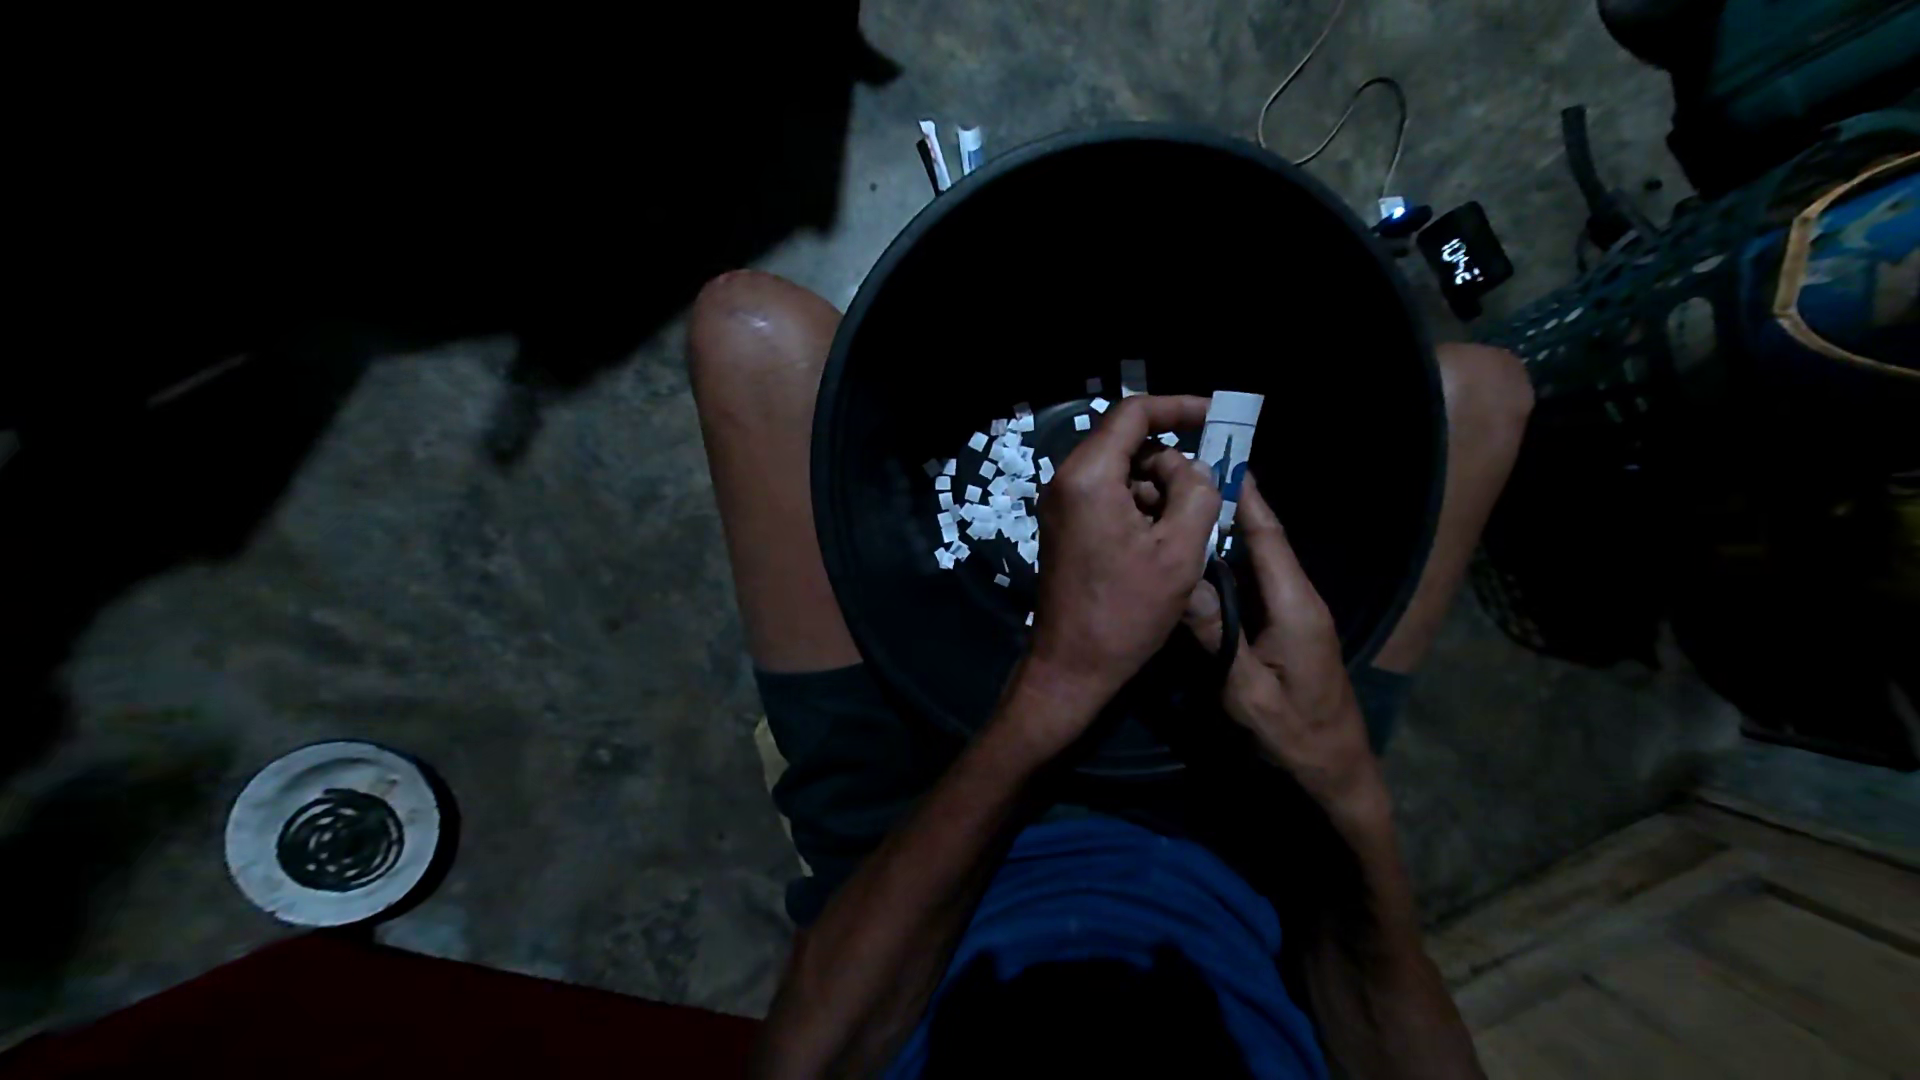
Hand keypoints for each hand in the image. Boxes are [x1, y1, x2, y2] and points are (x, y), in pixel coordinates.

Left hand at [1022, 394, 1220, 737]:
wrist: (1073, 663)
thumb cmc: (1127, 611)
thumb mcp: (1179, 550)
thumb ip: (1196, 493)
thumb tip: (1193, 467)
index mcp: (1089, 476)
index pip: (1133, 414)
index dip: (1179, 407)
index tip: (1215, 417)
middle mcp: (1066, 481)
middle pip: (1126, 443)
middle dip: (1171, 461)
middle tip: (1207, 490)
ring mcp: (1060, 504)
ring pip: (1120, 472)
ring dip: (1158, 489)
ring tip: (1185, 529)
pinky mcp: (1063, 526)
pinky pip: (1106, 496)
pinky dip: (1138, 506)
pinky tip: (1160, 541)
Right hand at [1184, 474, 1387, 829]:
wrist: (1335, 771)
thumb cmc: (1294, 734)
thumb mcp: (1247, 691)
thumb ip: (1217, 636)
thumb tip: (1185, 582)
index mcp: (1295, 606)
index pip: (1268, 538)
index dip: (1246, 498)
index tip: (1220, 462)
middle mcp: (1298, 600)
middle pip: (1263, 542)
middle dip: (1228, 508)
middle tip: (1183, 483)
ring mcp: (1294, 614)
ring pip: (1257, 561)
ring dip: (1225, 534)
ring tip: (1184, 510)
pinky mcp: (1286, 627)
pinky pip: (1254, 584)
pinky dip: (1228, 564)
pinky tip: (1199, 559)